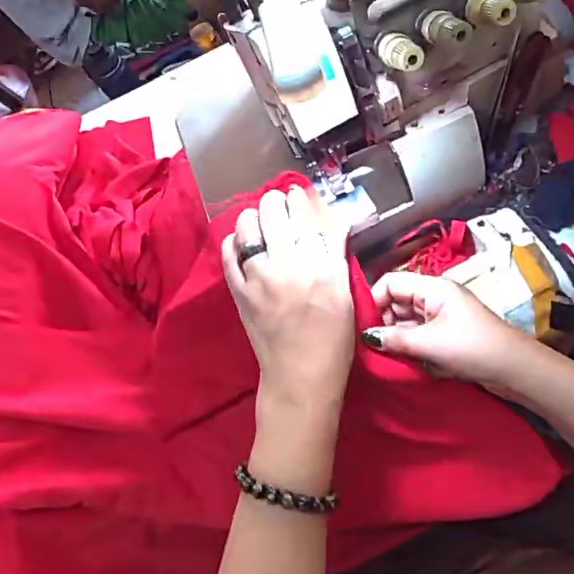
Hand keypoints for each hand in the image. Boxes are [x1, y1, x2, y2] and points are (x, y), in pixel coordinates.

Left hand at [222, 186, 355, 419]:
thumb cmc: (332, 340)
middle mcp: (289, 267)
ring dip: (254, 216)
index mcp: (321, 267)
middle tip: (279, 205)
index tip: (298, 195)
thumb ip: (336, 252)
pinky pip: (228, 253)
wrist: (300, 378)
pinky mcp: (239, 292)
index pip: (307, 215)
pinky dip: (234, 241)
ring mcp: (259, 279)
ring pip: (248, 225)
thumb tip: (332, 218)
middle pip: (275, 211)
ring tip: (261, 221)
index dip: (301, 198)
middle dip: (276, 201)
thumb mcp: (344, 292)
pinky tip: (242, 241)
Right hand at [365, 272, 556, 401]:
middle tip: (375, 347)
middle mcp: (435, 297)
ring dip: (398, 339)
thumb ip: (394, 338)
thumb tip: (367, 336)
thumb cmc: (473, 349)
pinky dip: (412, 348)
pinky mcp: (447, 336)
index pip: (390, 282)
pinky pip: (418, 336)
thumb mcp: (429, 343)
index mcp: (432, 287)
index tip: (363, 326)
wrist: (516, 371)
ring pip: (406, 322)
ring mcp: (441, 317)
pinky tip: (409, 363)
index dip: (374, 301)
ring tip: (390, 357)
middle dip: (384, 323)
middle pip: (396, 302)